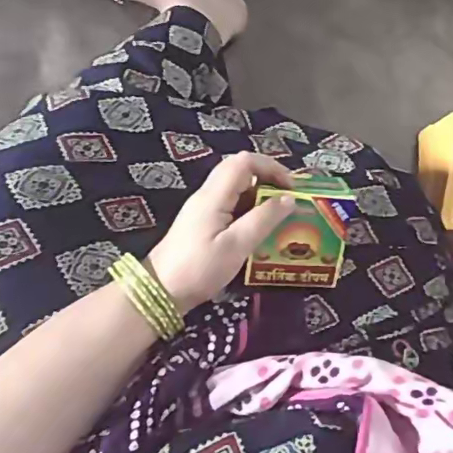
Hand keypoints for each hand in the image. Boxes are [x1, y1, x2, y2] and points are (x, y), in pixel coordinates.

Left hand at [147, 152, 297, 311]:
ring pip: (235, 187)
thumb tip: (289, 199)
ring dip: (259, 195)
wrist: (161, 290)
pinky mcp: (202, 222)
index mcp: (214, 195)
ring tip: (279, 215)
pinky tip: (259, 228)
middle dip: (268, 178)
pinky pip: (229, 204)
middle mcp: (207, 195)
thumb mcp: (237, 246)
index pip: (244, 162)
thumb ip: (264, 219)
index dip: (272, 167)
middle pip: (239, 170)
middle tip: (288, 199)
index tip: (291, 188)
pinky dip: (248, 209)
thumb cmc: (200, 268)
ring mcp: (203, 208)